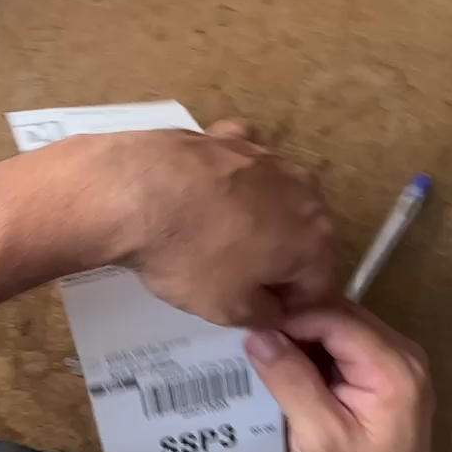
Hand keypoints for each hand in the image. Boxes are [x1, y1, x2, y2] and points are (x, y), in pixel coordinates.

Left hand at [108, 119, 335, 326]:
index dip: (286, 306)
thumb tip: (273, 308)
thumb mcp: (228, 309)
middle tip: (228, 279)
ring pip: (270, 199)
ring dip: (250, 221)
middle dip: (272, 260)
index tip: (255, 313)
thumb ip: (263, 314)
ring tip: (206, 240)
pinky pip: (236, 165)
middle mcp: (303, 190)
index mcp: (315, 236)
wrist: (135, 192)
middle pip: (298, 236)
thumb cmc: (189, 256)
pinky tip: (199, 190)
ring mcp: (265, 156)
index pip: (316, 284)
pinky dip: (224, 179)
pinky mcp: (227, 137)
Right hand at [247, 302, 451, 451]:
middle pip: (339, 314)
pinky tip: (285, 360)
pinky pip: (343, 341)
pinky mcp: (383, 368)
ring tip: (262, 347)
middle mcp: (403, 353)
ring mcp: (396, 359)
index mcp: (394, 368)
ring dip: (300, 332)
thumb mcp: (318, 433)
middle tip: (250, 336)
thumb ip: (291, 381)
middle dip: (293, 321)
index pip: (335, 318)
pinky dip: (312, 345)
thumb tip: (257, 336)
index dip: (290, 318)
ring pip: (339, 323)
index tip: (249, 330)